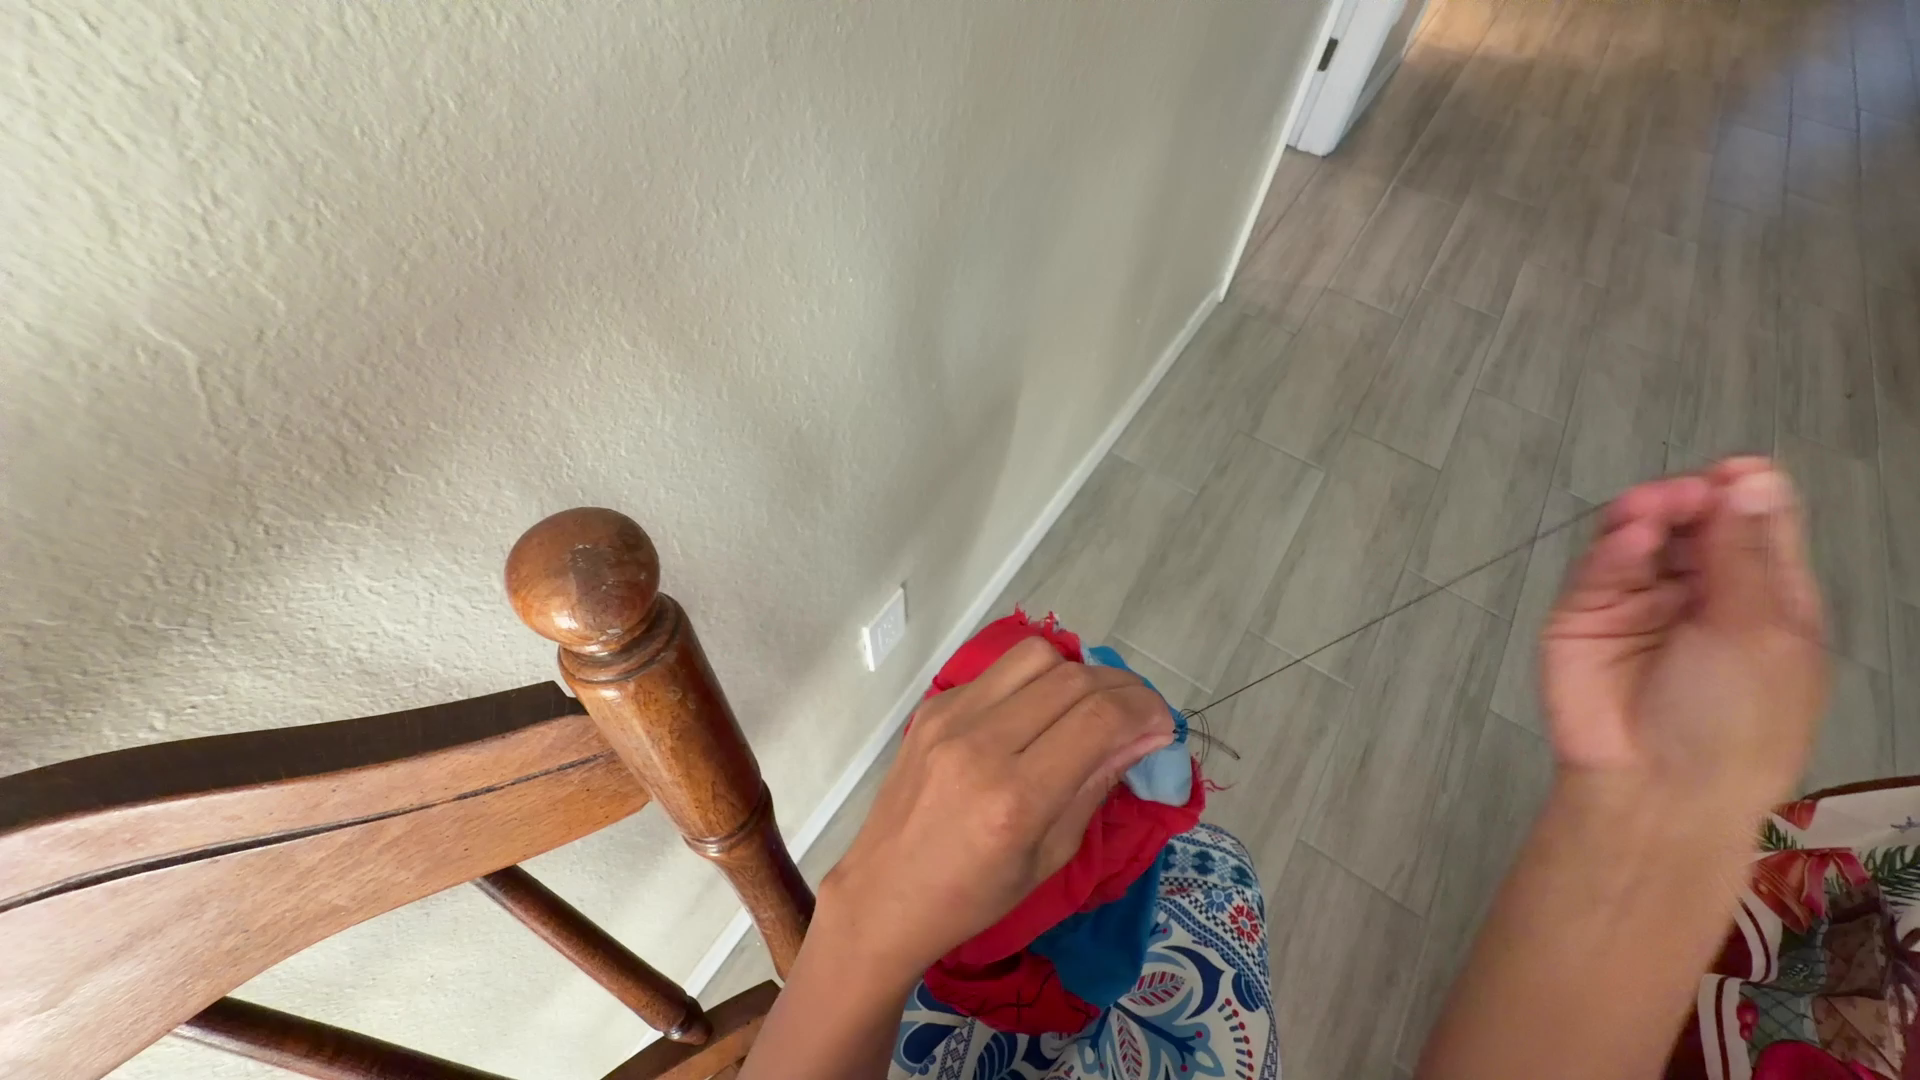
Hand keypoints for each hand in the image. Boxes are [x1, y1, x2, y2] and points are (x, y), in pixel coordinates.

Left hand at [818, 638, 1174, 981]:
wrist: (886, 892)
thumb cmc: (974, 896)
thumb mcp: (1051, 857)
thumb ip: (1098, 784)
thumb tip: (1145, 734)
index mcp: (1015, 798)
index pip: (1099, 718)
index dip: (1146, 710)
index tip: (1163, 725)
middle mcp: (980, 743)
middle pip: (1073, 678)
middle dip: (1123, 687)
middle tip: (1139, 712)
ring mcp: (949, 716)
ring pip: (1036, 655)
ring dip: (1078, 672)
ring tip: (1089, 705)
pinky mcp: (933, 706)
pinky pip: (999, 671)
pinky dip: (1034, 681)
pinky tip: (1039, 712)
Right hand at [1541, 458, 1828, 817]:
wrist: (1653, 780)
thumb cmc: (1735, 716)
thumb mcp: (1761, 631)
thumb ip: (1745, 553)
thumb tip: (1750, 476)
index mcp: (1760, 598)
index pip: (1753, 528)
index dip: (1745, 494)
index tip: (1734, 471)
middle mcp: (1696, 593)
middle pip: (1692, 525)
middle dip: (1691, 502)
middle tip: (1686, 494)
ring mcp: (1634, 603)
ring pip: (1639, 541)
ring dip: (1647, 517)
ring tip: (1651, 508)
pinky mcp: (1579, 614)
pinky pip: (1596, 572)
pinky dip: (1610, 551)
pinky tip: (1626, 540)